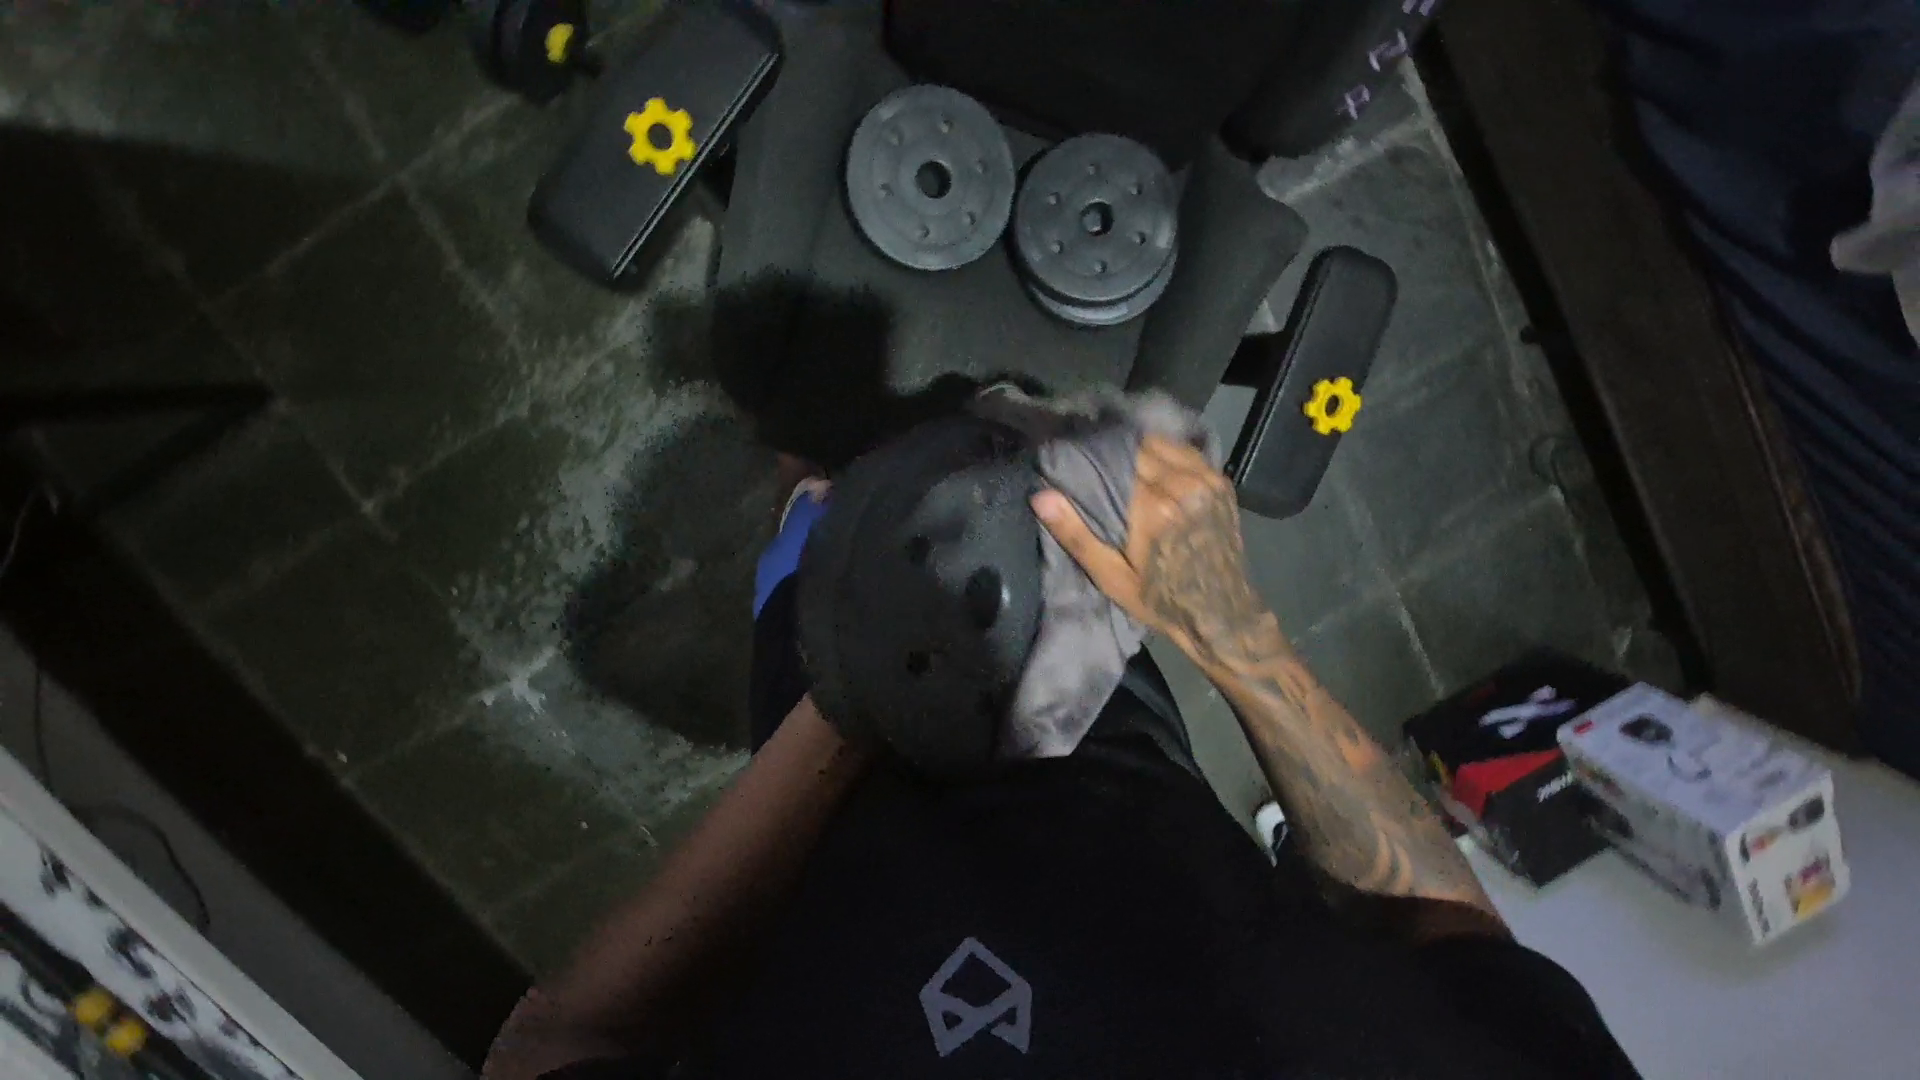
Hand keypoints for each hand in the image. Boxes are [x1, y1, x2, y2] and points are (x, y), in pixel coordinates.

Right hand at [1030, 435, 1285, 674]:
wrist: (1220, 613)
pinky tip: (1151, 464)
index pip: (1113, 463)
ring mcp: (1206, 481)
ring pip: (1161, 446)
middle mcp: (1183, 487)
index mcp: (1154, 510)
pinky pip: (1185, 452)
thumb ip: (1076, 534)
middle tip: (1092, 463)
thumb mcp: (1111, 577)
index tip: (1071, 462)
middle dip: (1112, 453)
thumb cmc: (1160, 601)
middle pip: (1137, 451)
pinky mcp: (1220, 482)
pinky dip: (1165, 453)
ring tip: (1118, 460)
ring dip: (1138, 449)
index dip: (1090, 460)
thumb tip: (1041, 496)